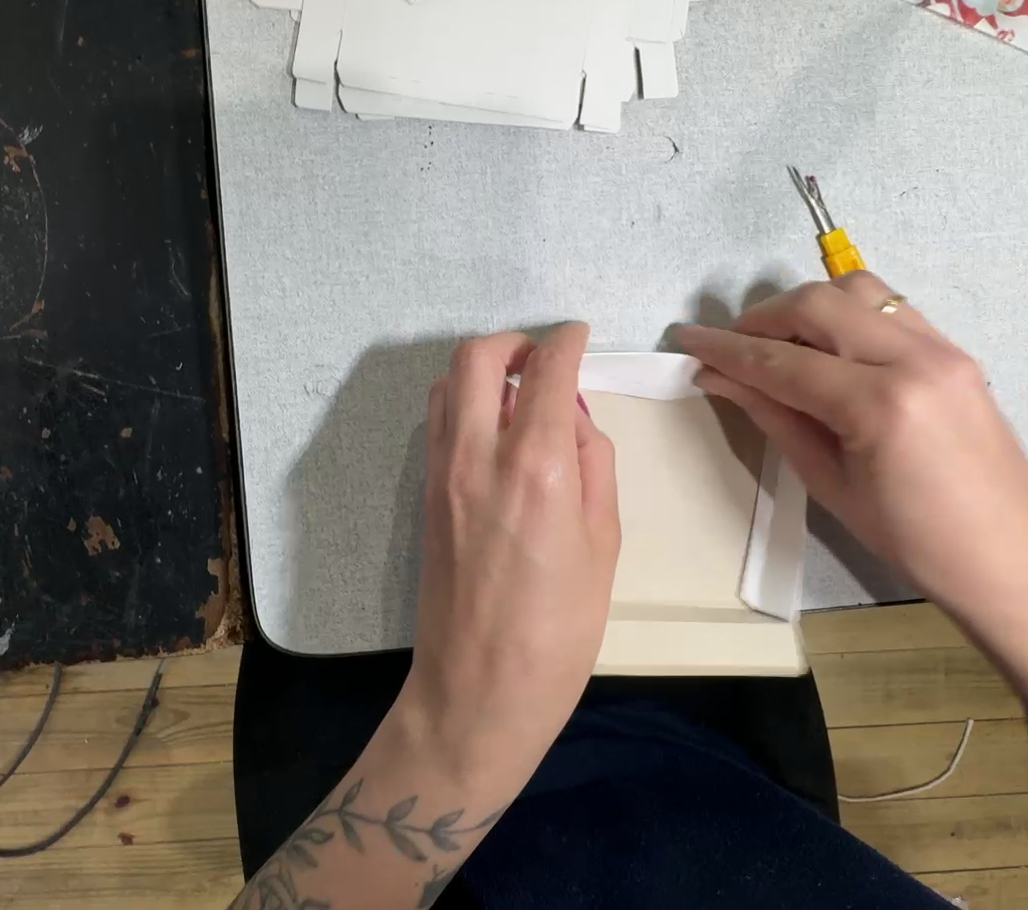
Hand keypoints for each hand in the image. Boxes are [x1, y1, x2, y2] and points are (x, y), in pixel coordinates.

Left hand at [397, 324, 621, 794]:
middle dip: (513, 341)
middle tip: (544, 359)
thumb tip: (575, 419)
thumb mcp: (604, 545)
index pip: (546, 372)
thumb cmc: (559, 630)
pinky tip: (494, 432)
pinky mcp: (423, 494)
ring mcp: (440, 472)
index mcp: (536, 467)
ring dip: (482, 370)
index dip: (567, 341)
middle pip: (476, 357)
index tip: (579, 336)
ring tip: (519, 395)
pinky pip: (437, 422)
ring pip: (446, 384)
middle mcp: (478, 454)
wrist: (476, 691)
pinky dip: (463, 402)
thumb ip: (594, 465)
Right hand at [675, 274, 1027, 629]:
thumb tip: (717, 377)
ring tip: (779, 343)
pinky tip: (827, 349)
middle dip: (762, 318)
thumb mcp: (828, 483)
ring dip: (805, 307)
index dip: (726, 349)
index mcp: (881, 404)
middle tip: (731, 347)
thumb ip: (773, 416)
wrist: (1010, 562)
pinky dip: (845, 315)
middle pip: (817, 304)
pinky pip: (888, 307)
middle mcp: (916, 358)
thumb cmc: (911, 541)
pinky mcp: (956, 351)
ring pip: (856, 291)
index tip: (686, 339)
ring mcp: (944, 348)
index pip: (782, 361)